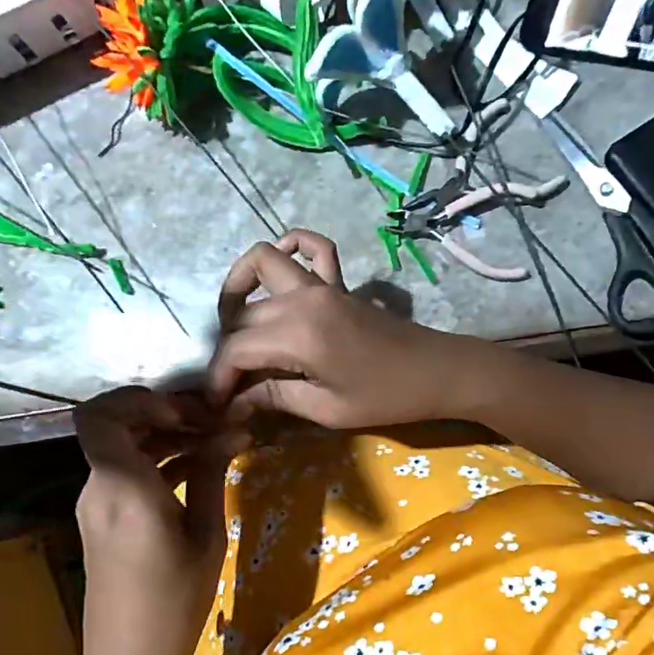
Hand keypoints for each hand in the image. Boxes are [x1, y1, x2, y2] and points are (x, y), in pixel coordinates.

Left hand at [72, 387, 243, 654]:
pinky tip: (198, 467)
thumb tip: (231, 431)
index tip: (188, 413)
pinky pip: (125, 473)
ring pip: (122, 448)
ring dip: (165, 437)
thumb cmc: (175, 599)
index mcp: (121, 486)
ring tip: (216, 442)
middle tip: (214, 422)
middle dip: (165, 415)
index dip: (141, 400)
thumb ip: (210, 474)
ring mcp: (96, 504)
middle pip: (116, 426)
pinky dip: (157, 461)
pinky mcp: (103, 520)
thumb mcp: (206, 533)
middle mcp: (98, 487)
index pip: (100, 414)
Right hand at [206, 231, 502, 427]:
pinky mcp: (340, 283)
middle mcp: (303, 298)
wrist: (436, 372)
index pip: (236, 349)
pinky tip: (280, 269)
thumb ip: (274, 397)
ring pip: (263, 264)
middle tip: (232, 381)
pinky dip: (291, 246)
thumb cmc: (385, 398)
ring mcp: (323, 284)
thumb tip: (232, 403)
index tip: (217, 403)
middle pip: (244, 314)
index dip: (218, 377)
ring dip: (241, 288)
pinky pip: (314, 246)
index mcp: (298, 335)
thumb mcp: (326, 409)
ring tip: (237, 324)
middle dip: (228, 347)